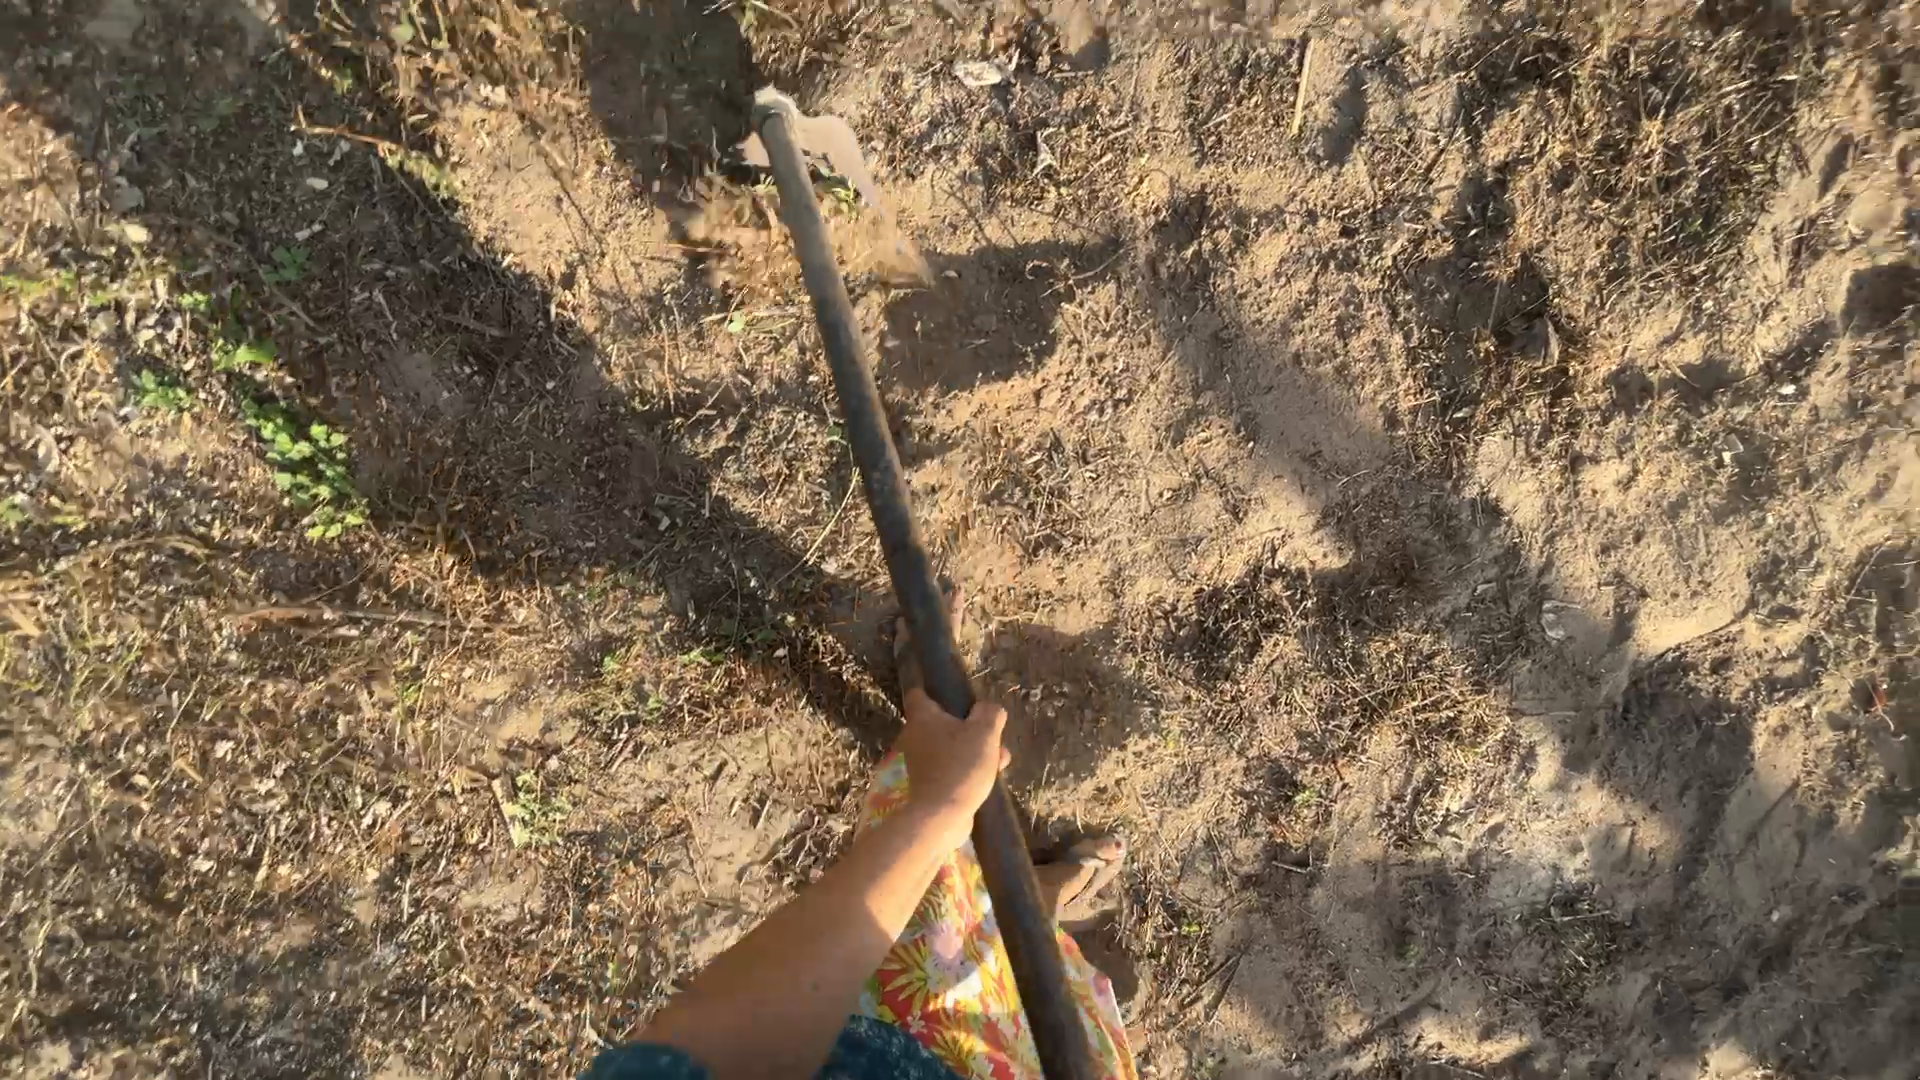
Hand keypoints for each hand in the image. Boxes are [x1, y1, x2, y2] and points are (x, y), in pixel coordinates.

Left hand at [897, 688, 1008, 846]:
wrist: (941, 816)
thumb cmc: (960, 766)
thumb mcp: (984, 732)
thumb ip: (990, 714)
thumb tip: (990, 708)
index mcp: (922, 718)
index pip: (919, 695)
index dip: (935, 692)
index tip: (955, 697)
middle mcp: (914, 737)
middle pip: (942, 723)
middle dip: (969, 728)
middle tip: (991, 736)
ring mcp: (918, 763)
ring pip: (949, 748)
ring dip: (973, 751)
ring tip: (1000, 760)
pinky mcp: (926, 785)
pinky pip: (949, 769)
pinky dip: (966, 771)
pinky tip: (989, 779)